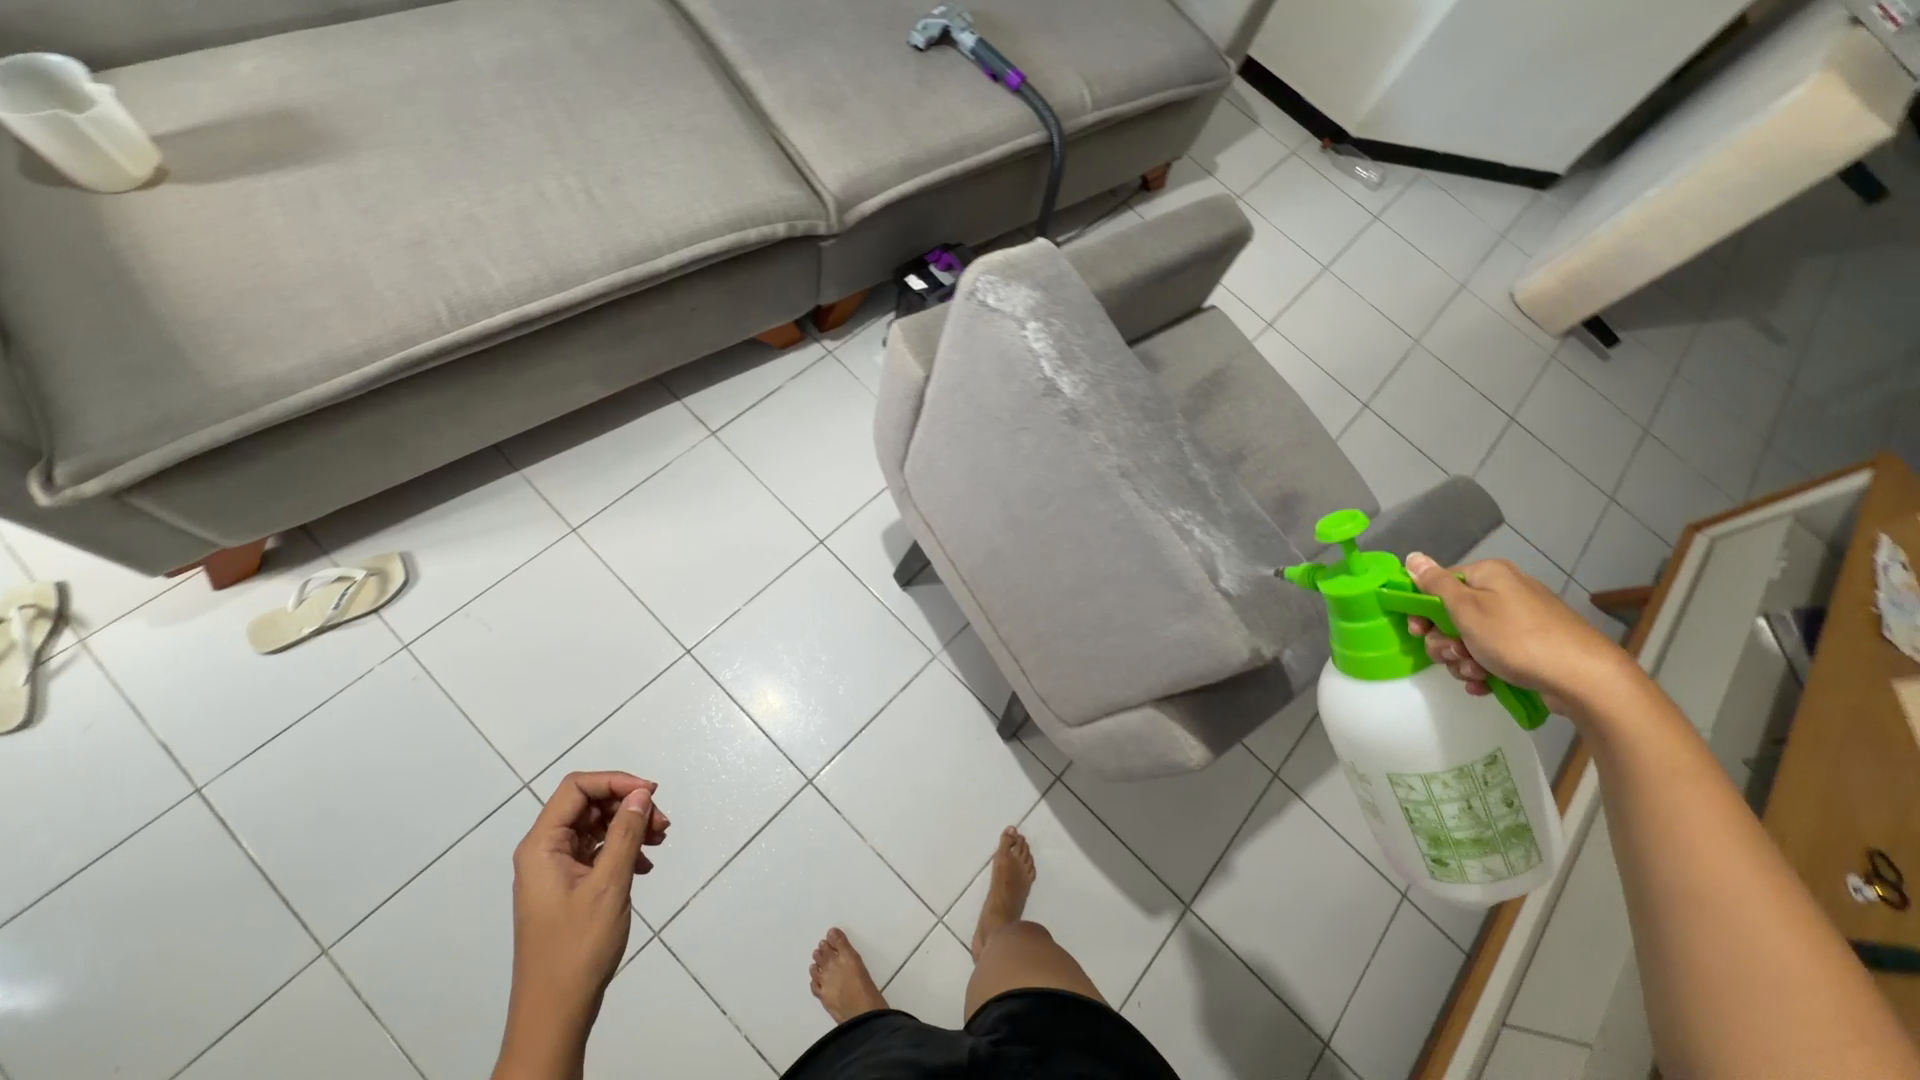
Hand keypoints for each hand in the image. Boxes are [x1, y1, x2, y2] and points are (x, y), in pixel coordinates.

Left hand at [496, 772, 668, 1078]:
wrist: (555, 1008)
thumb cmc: (578, 945)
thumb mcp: (609, 884)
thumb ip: (625, 834)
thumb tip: (641, 793)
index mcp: (542, 845)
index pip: (576, 788)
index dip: (615, 782)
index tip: (652, 793)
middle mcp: (544, 850)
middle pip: (587, 805)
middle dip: (627, 805)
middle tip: (663, 823)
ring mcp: (555, 870)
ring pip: (595, 828)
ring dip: (629, 827)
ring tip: (660, 841)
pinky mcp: (568, 888)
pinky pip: (597, 853)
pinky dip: (623, 851)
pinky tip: (645, 867)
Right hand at [1403, 552, 1633, 714]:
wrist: (1582, 678)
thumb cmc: (1516, 638)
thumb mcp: (1467, 608)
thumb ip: (1435, 584)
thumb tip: (1412, 556)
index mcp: (1488, 575)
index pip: (1438, 584)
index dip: (1422, 609)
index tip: (1418, 631)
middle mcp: (1503, 593)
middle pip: (1451, 615)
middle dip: (1445, 641)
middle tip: (1456, 654)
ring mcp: (1517, 622)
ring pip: (1468, 640)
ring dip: (1463, 660)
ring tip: (1478, 672)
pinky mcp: (1528, 649)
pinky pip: (1490, 657)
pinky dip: (1483, 671)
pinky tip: (1486, 683)